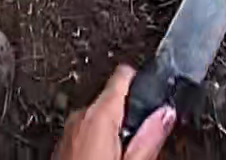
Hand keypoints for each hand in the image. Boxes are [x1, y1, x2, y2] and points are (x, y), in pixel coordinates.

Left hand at [53, 65, 174, 159]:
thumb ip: (150, 137)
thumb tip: (166, 113)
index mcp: (99, 115)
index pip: (124, 74)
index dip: (142, 83)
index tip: (154, 99)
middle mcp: (80, 118)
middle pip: (112, 99)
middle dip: (129, 117)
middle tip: (140, 144)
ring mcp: (67, 135)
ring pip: (99, 120)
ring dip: (113, 134)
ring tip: (121, 159)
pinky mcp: (60, 151)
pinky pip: (85, 136)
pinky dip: (97, 146)